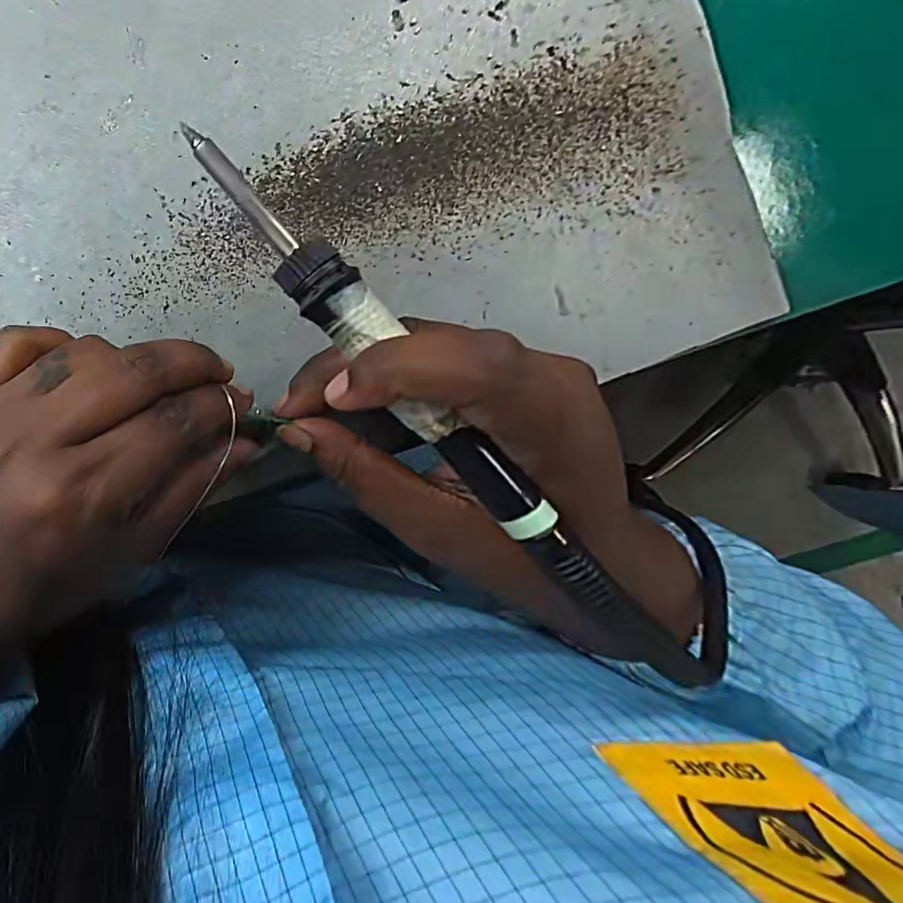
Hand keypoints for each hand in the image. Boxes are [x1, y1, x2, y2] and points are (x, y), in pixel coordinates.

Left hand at [0, 327, 254, 714]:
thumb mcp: (133, 551)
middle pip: (135, 374)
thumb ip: (191, 488)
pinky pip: (22, 341)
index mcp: (82, 494)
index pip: (171, 425)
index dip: (218, 408)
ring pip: (88, 351)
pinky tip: (86, 364)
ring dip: (137, 357)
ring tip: (160, 380)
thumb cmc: (55, 585)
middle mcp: (40, 442)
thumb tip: (245, 440)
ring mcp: (2, 413)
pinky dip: (61, 341)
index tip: (241, 405)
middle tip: (220, 374)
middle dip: (193, 364)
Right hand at [274, 320, 698, 652]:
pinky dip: (384, 379)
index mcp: (550, 415)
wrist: (606, 560)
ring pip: (427, 342)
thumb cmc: (532, 560)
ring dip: (361, 370)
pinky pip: (433, 357)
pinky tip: (354, 410)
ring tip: (314, 409)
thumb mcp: (440, 531)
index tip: (322, 403)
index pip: (472, 365)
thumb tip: (300, 431)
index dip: (391, 369)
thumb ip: (369, 477)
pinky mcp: (509, 368)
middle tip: (296, 404)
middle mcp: (546, 369)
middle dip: (353, 366)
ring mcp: (530, 362)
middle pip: (436, 341)